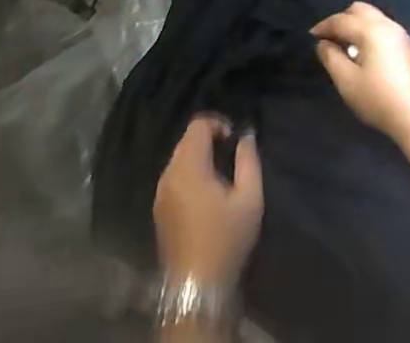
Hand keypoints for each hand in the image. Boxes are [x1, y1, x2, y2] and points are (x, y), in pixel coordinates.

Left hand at [155, 115, 262, 289]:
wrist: (197, 287)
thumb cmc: (227, 239)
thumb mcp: (250, 198)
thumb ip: (249, 160)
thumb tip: (247, 135)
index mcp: (189, 169)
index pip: (197, 126)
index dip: (218, 123)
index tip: (235, 140)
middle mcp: (168, 176)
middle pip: (186, 140)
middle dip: (209, 138)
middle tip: (231, 154)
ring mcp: (160, 194)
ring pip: (178, 157)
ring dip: (199, 155)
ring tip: (221, 173)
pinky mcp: (159, 209)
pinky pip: (174, 175)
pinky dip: (190, 171)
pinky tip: (206, 191)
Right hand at [311, 1, 409, 145]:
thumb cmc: (379, 99)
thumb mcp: (347, 81)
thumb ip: (331, 58)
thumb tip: (323, 44)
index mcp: (371, 30)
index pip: (342, 19)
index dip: (324, 26)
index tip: (311, 36)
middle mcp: (387, 24)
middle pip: (360, 9)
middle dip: (342, 19)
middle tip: (329, 39)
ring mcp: (400, 34)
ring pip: (373, 17)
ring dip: (356, 24)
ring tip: (344, 46)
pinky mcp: (406, 45)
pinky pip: (382, 27)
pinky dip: (368, 31)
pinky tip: (363, 52)